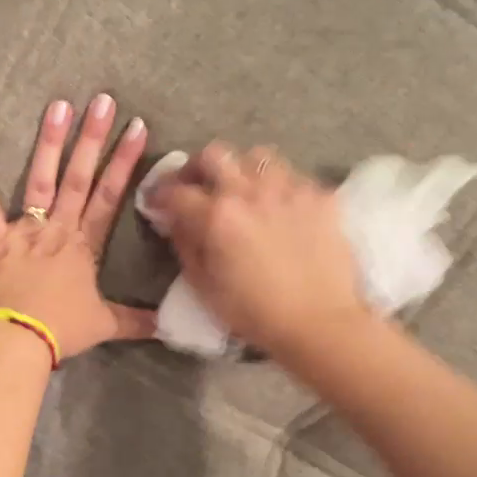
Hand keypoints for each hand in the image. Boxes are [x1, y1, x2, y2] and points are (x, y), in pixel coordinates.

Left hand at [0, 95, 157, 360]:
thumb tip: (169, 325)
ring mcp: (25, 233)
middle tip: (101, 99)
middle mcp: (57, 231)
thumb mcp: (105, 325)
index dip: (124, 161)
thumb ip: (136, 321)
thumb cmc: (62, 331)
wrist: (20, 342)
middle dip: (92, 138)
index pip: (109, 197)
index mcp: (84, 246)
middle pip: (78, 178)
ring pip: (40, 182)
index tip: (137, 126)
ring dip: (49, 144)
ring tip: (57, 106)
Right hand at [148, 143, 367, 363]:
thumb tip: (175, 222)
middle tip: (197, 186)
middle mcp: (250, 191)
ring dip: (241, 170)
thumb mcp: (204, 286)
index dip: (159, 193)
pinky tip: (278, 209)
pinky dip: (277, 186)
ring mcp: (289, 188)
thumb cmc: (253, 313)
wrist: (319, 322)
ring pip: (257, 156)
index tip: (155, 201)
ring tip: (242, 192)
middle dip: (198, 168)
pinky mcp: (320, 195)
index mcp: (216, 216)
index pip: (176, 191)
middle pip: (215, 154)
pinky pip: (292, 176)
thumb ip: (185, 246)